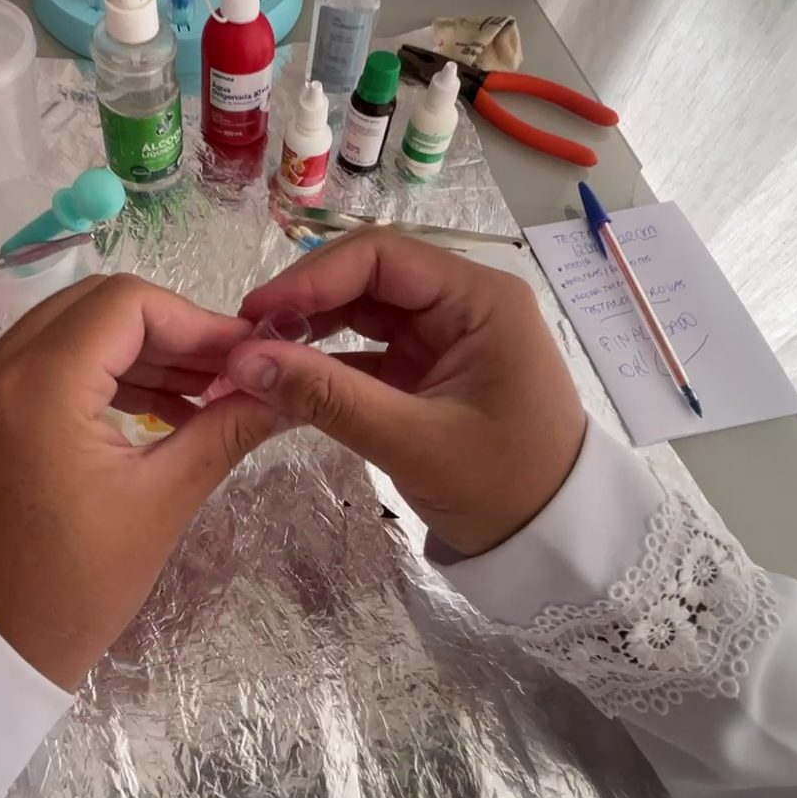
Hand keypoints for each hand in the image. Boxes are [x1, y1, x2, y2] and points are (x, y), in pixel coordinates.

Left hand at [0, 274, 279, 689]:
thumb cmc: (77, 586)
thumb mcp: (164, 500)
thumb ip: (227, 428)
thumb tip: (286, 392)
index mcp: (36, 388)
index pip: (126, 304)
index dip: (195, 321)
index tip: (243, 354)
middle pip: (97, 305)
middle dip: (170, 330)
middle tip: (225, 370)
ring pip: (71, 328)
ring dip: (138, 350)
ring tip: (200, 391)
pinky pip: (46, 361)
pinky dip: (101, 371)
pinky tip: (155, 406)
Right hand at [226, 228, 585, 556]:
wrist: (552, 541)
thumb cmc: (503, 487)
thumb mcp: (413, 442)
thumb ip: (328, 397)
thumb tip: (244, 361)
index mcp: (479, 298)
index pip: (382, 256)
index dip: (312, 277)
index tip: (256, 312)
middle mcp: (462, 302)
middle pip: (369, 277)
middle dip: (307, 301)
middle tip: (249, 336)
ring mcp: (444, 334)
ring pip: (364, 311)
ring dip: (312, 329)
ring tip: (261, 355)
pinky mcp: (429, 366)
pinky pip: (369, 348)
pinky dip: (329, 362)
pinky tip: (290, 378)